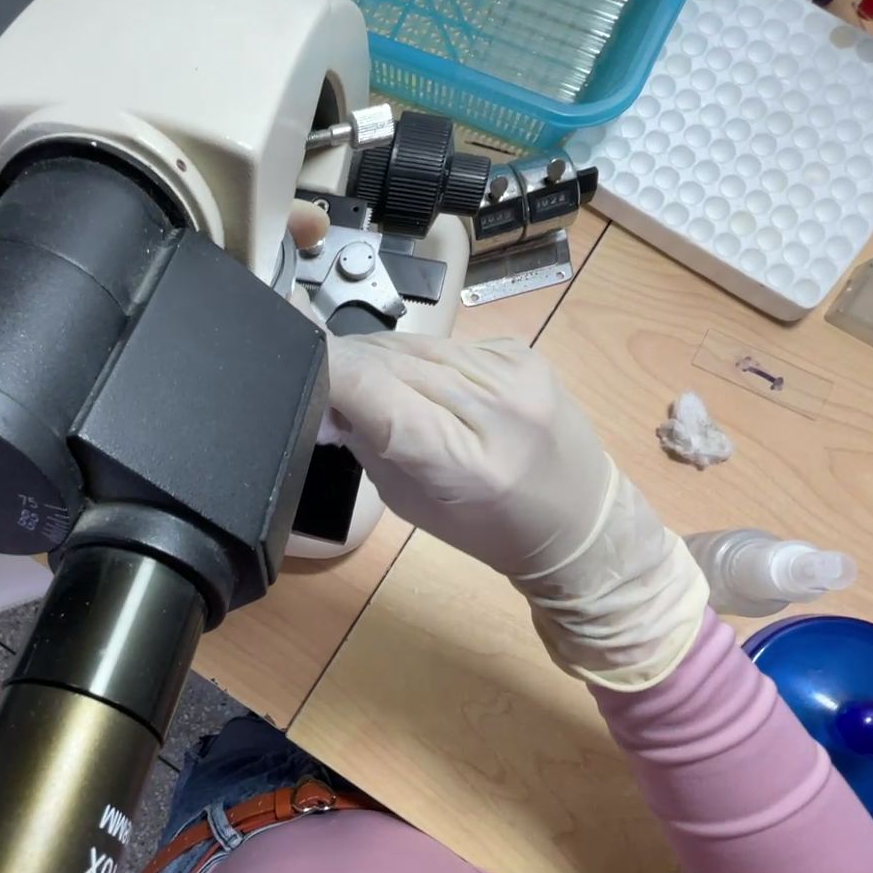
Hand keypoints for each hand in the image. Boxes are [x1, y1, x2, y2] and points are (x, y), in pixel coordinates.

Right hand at [325, 333, 707, 690]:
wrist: (579, 517)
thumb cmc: (489, 529)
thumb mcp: (409, 503)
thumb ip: (368, 443)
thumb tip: (328, 397)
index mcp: (462, 459)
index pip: (375, 389)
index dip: (328, 369)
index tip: (294, 365)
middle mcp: (493, 403)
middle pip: (389, 359)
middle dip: (345, 365)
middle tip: (321, 384)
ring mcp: (512, 370)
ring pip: (412, 343)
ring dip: (375, 360)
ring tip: (362, 385)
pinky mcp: (519, 351)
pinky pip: (442, 343)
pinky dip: (412, 358)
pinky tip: (409, 381)